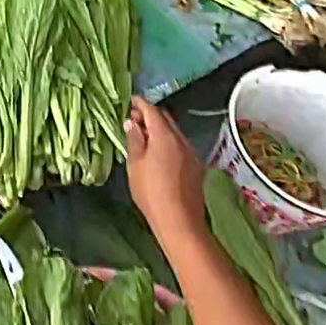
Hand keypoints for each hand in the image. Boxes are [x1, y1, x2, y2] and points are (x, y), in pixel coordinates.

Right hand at [123, 96, 206, 244]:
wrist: (180, 221)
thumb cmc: (151, 192)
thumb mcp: (135, 165)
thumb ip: (134, 140)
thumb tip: (131, 122)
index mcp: (165, 135)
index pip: (152, 110)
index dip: (140, 104)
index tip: (129, 102)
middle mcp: (181, 139)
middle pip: (165, 119)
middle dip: (150, 116)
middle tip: (133, 121)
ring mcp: (191, 152)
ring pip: (174, 132)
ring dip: (160, 130)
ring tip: (144, 138)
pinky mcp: (196, 165)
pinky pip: (180, 145)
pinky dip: (168, 142)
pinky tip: (159, 154)